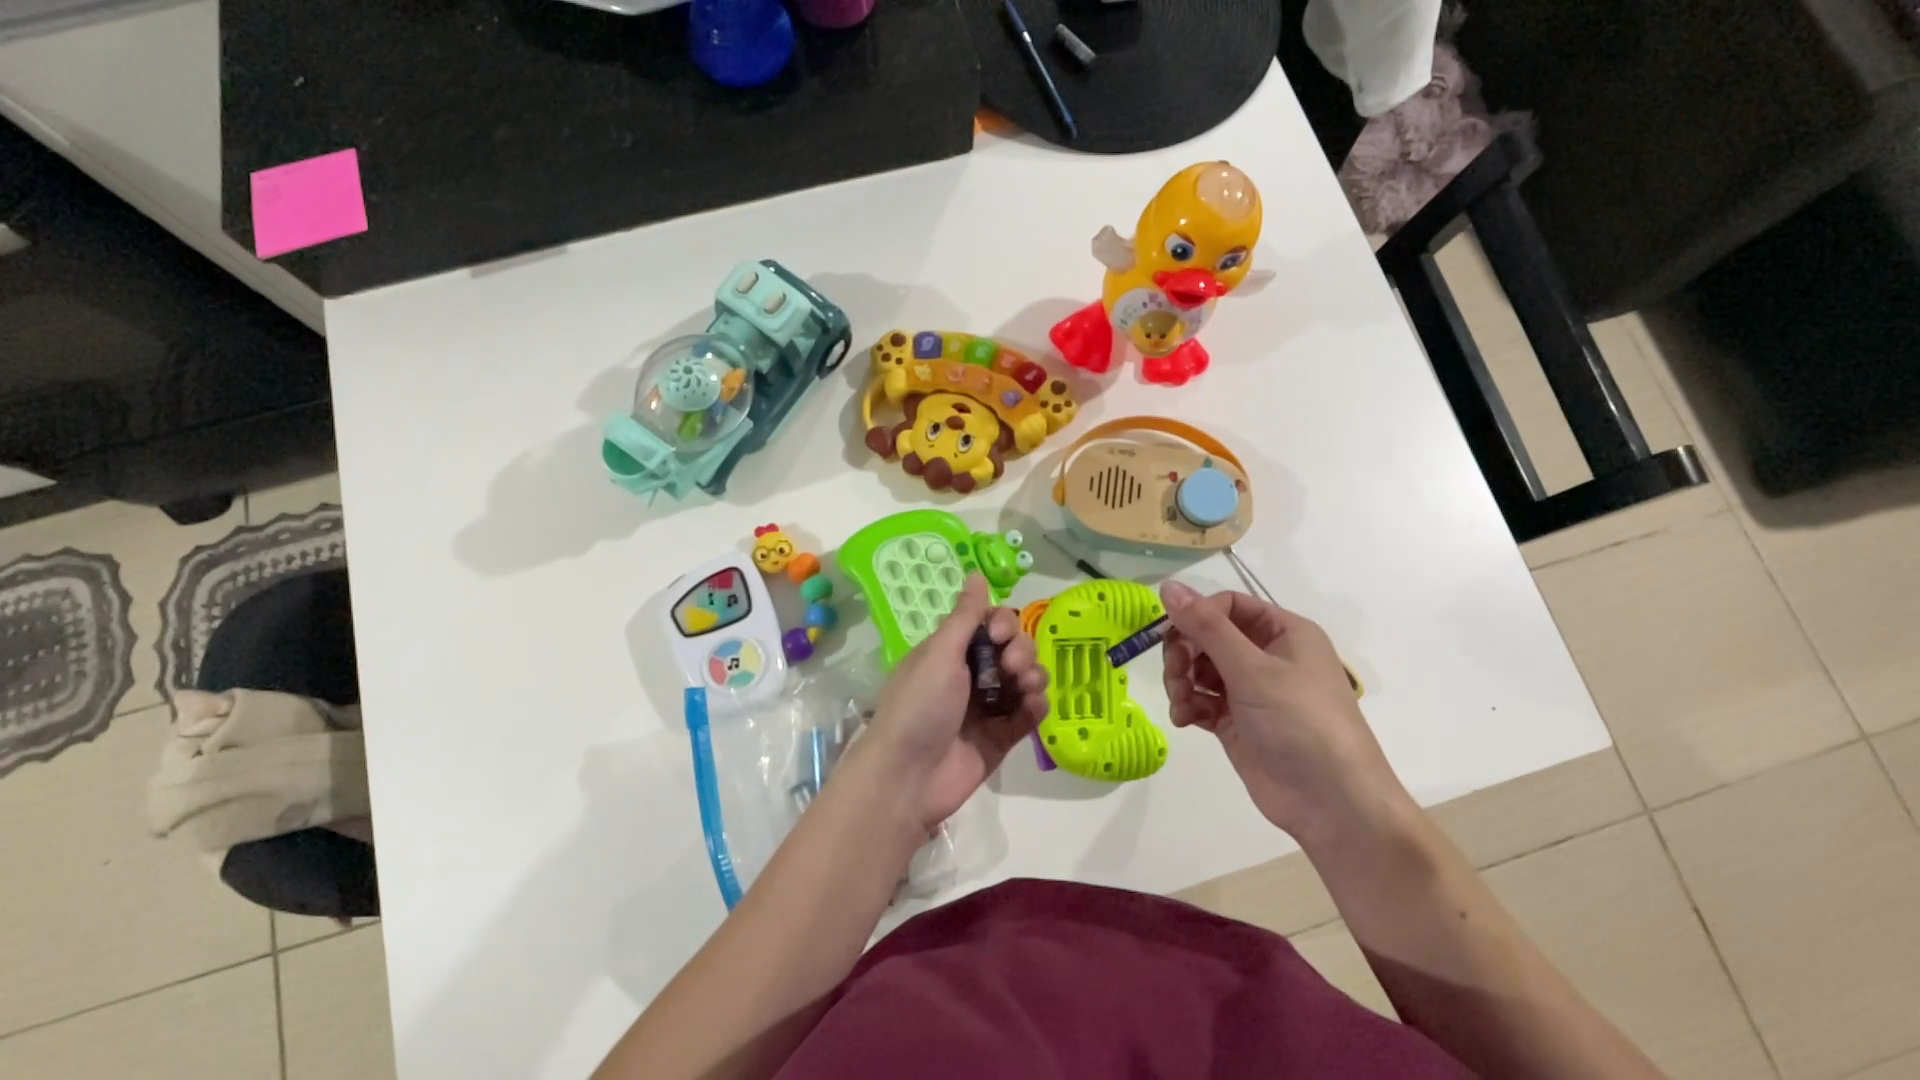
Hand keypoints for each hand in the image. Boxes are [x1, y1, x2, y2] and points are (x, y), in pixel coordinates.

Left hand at [860, 574, 1049, 829]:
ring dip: (1034, 675)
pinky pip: (1030, 713)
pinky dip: (1037, 705)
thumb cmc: (919, 706)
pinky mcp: (1002, 737)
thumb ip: (965, 616)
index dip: (1002, 624)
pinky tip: (1033, 706)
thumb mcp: (939, 653)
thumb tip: (975, 572)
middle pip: (1014, 649)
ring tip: (1026, 687)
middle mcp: (971, 676)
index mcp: (950, 653)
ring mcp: (988, 708)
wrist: (909, 776)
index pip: (990, 625)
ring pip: (1026, 679)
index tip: (998, 634)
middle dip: (1021, 650)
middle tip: (1011, 666)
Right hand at [1159, 580, 1403, 844]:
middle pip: (1210, 637)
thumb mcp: (1252, 669)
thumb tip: (1168, 586)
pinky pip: (1202, 701)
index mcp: (1284, 633)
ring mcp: (1252, 692)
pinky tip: (1184, 719)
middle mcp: (1269, 657)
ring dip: (1182, 681)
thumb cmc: (1300, 722)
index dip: (1197, 615)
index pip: (1229, 606)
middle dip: (1185, 653)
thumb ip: (1207, 627)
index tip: (1171, 636)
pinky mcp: (1238, 723)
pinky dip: (1189, 706)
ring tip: (1182, 703)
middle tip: (1176, 675)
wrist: (1330, 801)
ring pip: (1201, 670)